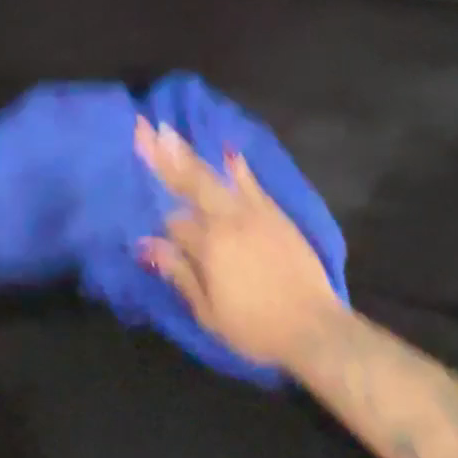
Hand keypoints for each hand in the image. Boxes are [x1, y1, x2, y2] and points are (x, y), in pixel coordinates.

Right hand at [134, 117, 343, 365]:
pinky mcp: (278, 216)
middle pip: (193, 183)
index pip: (175, 224)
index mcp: (211, 245)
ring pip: (218, 179)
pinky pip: (253, 185)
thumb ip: (180, 273)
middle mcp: (231, 220)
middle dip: (166, 157)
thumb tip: (148, 246)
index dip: (161, 228)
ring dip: (192, 155)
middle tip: (143, 129)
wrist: (314, 327)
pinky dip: (238, 168)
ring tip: (170, 132)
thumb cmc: (255, 328)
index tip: (148, 232)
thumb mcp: (209, 311)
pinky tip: (228, 154)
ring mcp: (257, 214)